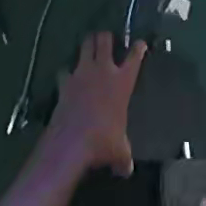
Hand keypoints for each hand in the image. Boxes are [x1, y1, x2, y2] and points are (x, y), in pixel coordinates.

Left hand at [43, 32, 146, 175]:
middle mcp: (102, 71)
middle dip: (107, 36)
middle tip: (108, 37)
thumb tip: (126, 169)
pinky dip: (67, 71)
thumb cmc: (103, 142)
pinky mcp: (65, 81)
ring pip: (85, 46)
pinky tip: (67, 75)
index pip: (134, 58)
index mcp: (122, 82)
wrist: (72, 141)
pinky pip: (66, 70)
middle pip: (105, 40)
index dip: (139, 48)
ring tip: (89, 43)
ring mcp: (82, 72)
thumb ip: (124, 156)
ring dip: (88, 43)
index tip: (140, 43)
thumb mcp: (120, 152)